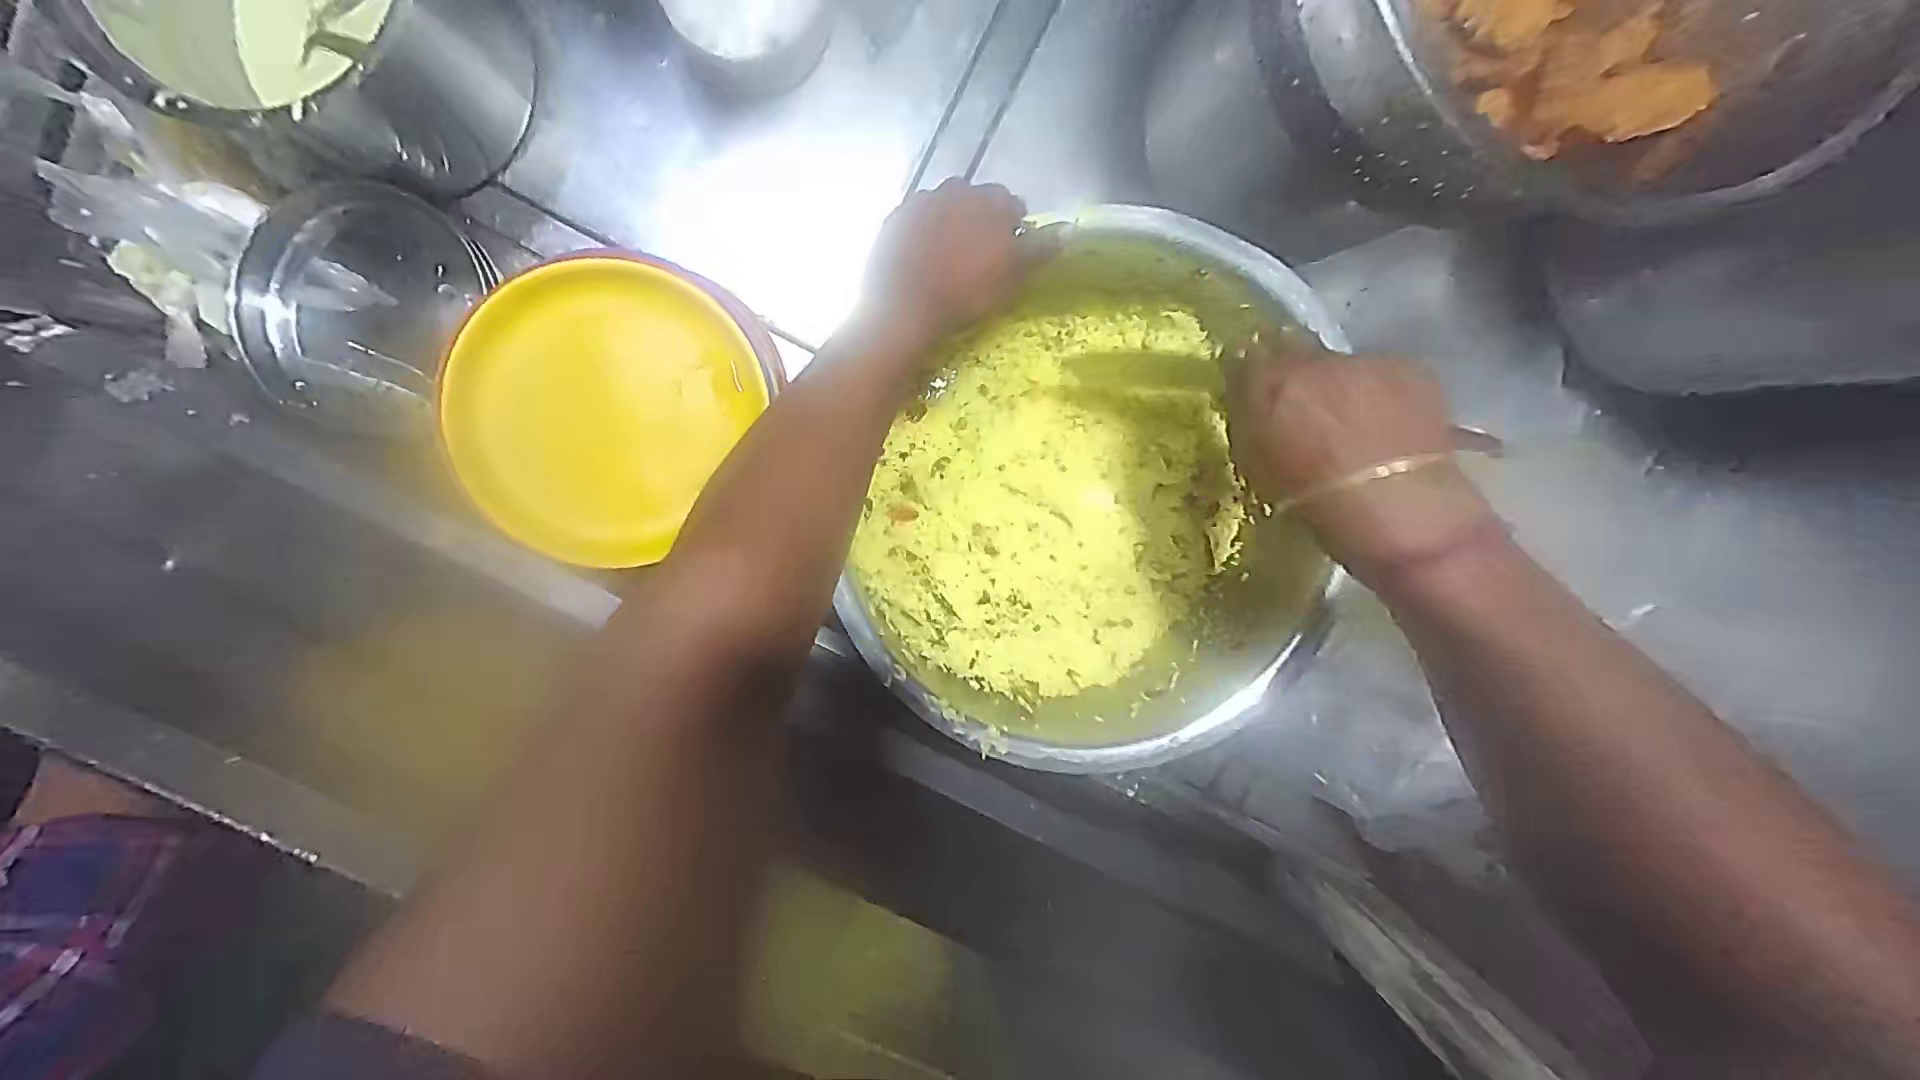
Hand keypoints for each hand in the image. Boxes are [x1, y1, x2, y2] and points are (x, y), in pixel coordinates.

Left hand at [857, 178, 1030, 349]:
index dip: (1013, 228)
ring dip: (950, 223)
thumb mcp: (1011, 276)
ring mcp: (920, 201)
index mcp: (990, 200)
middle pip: (976, 201)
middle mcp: (955, 189)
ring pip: (945, 207)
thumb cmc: (965, 293)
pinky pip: (916, 221)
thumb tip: (1067, 230)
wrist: (904, 308)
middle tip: (978, 257)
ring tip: (948, 258)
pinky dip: (922, 234)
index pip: (1012, 205)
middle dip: (980, 221)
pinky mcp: (893, 219)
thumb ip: (1039, 249)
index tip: (1008, 253)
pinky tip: (921, 259)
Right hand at [1226, 338, 1498, 582]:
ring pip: (1342, 363)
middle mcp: (1314, 360)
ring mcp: (1364, 361)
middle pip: (1297, 349)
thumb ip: (1249, 419)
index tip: (1252, 382)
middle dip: (1295, 370)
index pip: (1249, 354)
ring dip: (1339, 383)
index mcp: (1268, 383)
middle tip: (1299, 402)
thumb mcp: (1254, 460)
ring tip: (1348, 419)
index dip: (1251, 367)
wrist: (1392, 504)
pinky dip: (1378, 392)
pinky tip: (1384, 423)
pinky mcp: (1409, 369)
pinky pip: (1382, 374)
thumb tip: (1248, 397)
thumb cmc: (1307, 497)